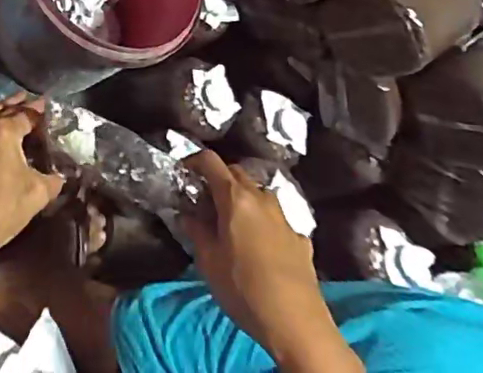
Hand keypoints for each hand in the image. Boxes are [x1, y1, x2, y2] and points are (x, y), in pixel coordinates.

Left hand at [0, 94, 65, 257]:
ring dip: (5, 112)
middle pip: (7, 108)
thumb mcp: (40, 191)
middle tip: (37, 103)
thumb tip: (61, 174)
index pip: (28, 113)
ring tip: (19, 112)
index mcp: (5, 129)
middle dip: (22, 105)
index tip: (54, 111)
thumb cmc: (6, 205)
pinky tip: (2, 136)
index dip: (43, 112)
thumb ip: (54, 178)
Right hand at [182, 153, 355, 370]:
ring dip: (243, 200)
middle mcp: (261, 197)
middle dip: (218, 180)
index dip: (194, 161)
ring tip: (232, 224)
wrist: (296, 321)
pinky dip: (263, 223)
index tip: (184, 173)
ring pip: (258, 194)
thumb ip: (196, 231)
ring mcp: (283, 215)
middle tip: (205, 201)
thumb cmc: (244, 288)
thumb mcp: (209, 262)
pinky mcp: (299, 236)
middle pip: (236, 173)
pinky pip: (275, 219)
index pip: (211, 161)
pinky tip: (260, 247)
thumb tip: (188, 214)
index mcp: (235, 198)